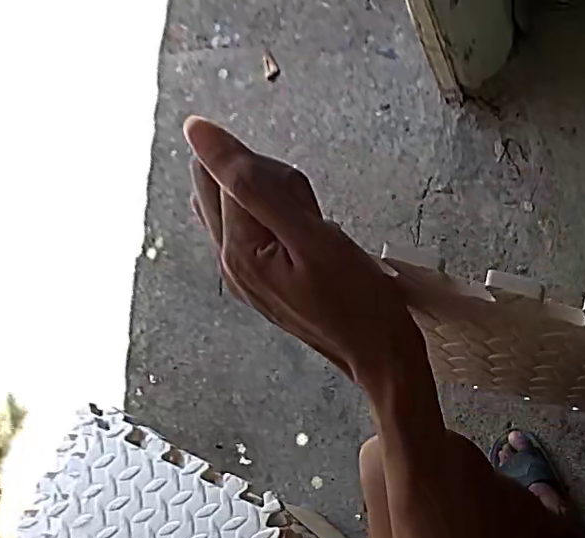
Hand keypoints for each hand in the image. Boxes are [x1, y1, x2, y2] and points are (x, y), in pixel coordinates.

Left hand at [184, 117, 424, 386]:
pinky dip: (287, 233)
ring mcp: (250, 281)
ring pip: (243, 211)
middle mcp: (234, 268)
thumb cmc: (363, 308)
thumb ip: (255, 185)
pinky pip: (261, 238)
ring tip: (319, 242)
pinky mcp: (270, 289)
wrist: (386, 359)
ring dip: (280, 211)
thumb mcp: (316, 240)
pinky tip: (315, 254)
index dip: (279, 180)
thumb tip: (198, 132)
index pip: (229, 173)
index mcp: (238, 252)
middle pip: (224, 188)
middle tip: (316, 225)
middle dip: (271, 190)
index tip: (312, 211)